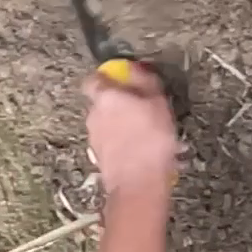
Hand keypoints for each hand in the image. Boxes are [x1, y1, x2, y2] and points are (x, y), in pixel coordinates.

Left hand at [83, 64, 177, 201]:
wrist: (138, 183)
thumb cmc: (150, 141)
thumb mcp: (157, 102)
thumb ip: (144, 81)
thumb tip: (136, 68)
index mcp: (105, 98)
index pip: (94, 79)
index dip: (107, 78)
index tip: (123, 80)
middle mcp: (94, 116)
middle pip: (103, 103)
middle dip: (120, 104)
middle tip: (143, 109)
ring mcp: (94, 138)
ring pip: (108, 125)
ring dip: (124, 126)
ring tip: (149, 134)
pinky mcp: (99, 157)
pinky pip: (112, 143)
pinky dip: (124, 144)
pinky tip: (144, 151)